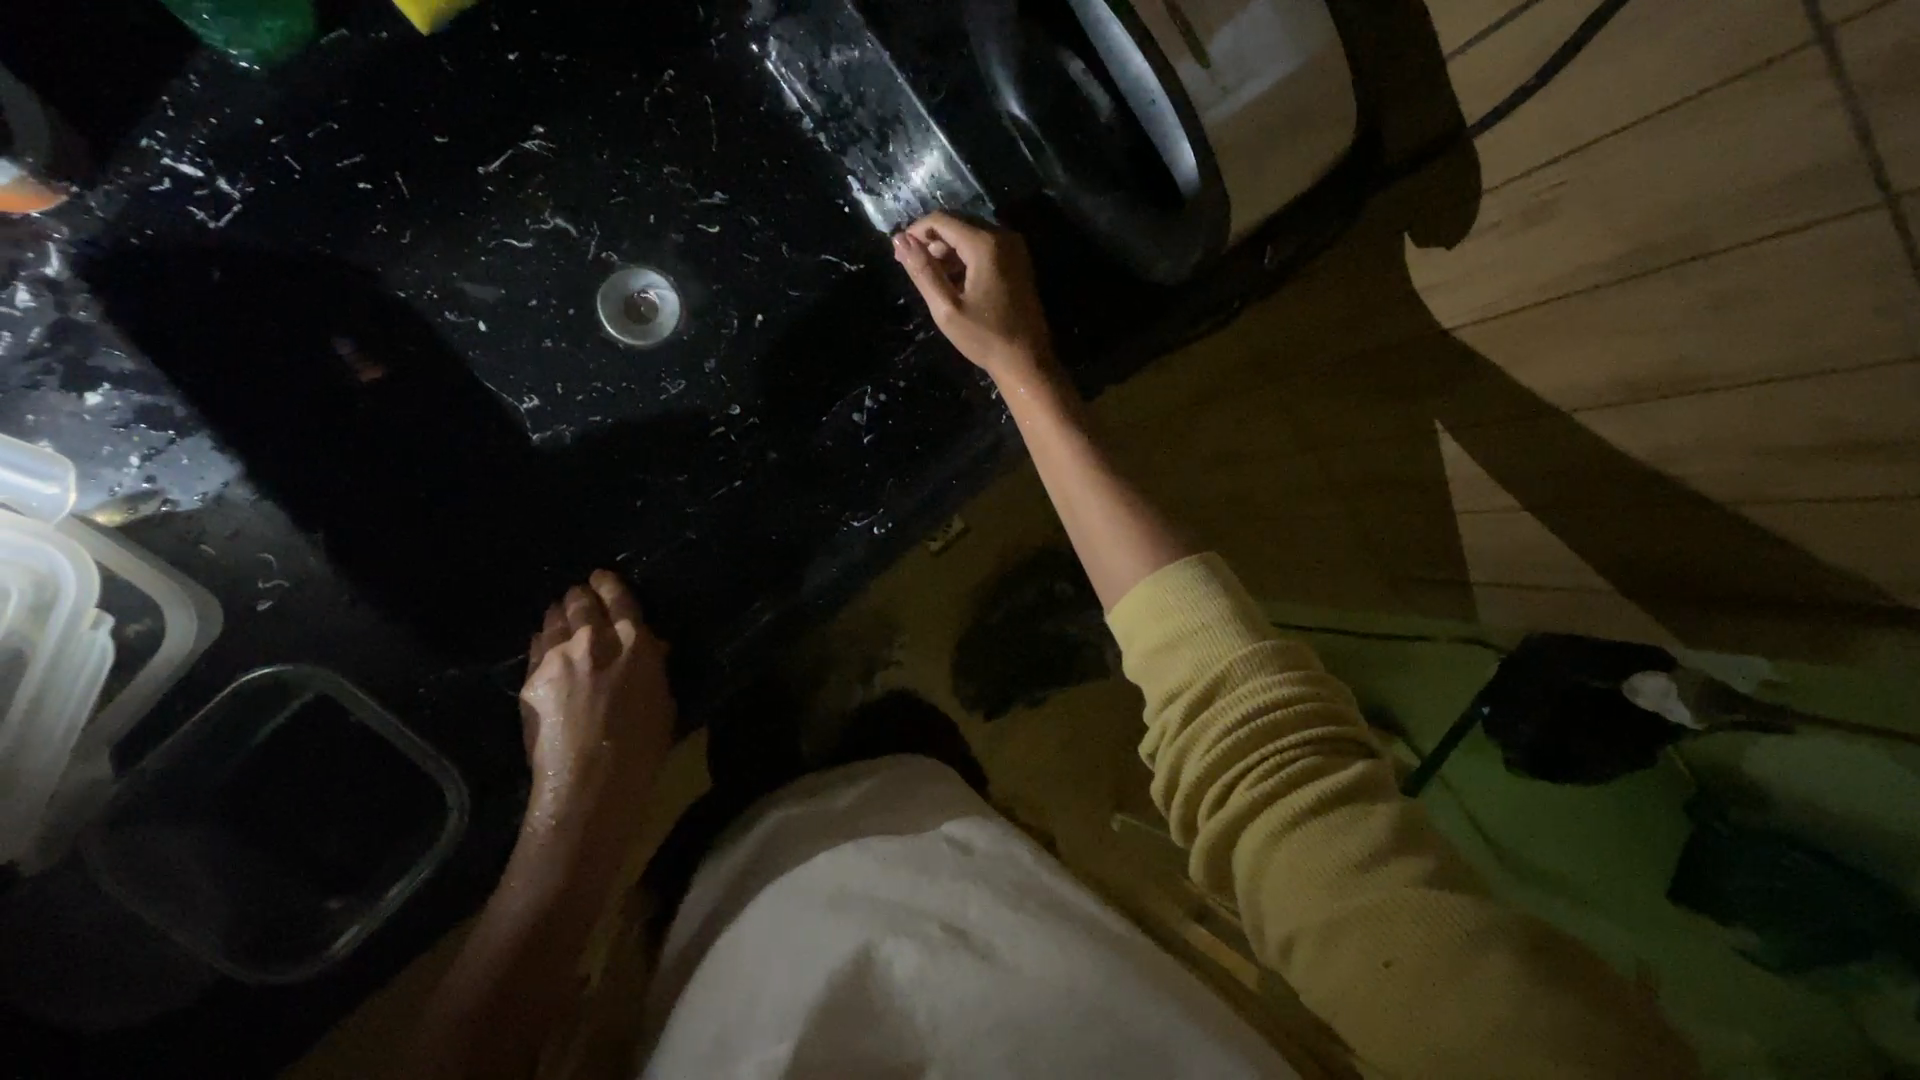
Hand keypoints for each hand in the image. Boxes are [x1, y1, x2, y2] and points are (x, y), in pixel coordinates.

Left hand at [519, 570, 675, 827]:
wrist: (589, 781)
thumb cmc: (642, 747)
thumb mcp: (664, 703)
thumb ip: (654, 669)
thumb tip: (651, 648)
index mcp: (634, 644)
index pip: (620, 600)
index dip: (611, 584)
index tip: (603, 576)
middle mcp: (593, 641)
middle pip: (582, 604)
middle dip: (582, 595)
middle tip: (580, 593)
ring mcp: (557, 658)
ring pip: (554, 622)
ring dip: (560, 614)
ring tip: (560, 611)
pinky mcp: (531, 680)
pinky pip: (537, 648)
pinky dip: (543, 639)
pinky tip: (544, 641)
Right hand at [893, 212, 1054, 380]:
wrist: (1027, 360)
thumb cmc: (985, 338)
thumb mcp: (946, 308)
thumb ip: (923, 271)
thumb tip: (899, 240)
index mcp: (985, 244)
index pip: (941, 220)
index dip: (916, 232)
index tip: (900, 254)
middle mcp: (1002, 236)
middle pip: (957, 224)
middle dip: (932, 241)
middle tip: (912, 266)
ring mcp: (1014, 248)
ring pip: (971, 235)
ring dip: (948, 251)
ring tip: (932, 278)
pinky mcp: (1018, 261)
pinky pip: (985, 248)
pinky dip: (966, 258)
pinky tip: (954, 282)